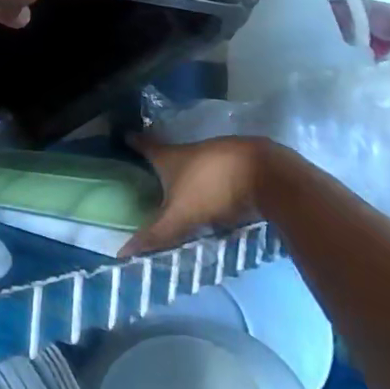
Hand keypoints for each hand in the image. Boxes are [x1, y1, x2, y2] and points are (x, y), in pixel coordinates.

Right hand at [124, 135, 274, 256]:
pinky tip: (221, 192)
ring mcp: (223, 151)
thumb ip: (155, 235)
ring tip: (188, 187)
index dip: (135, 142)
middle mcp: (195, 149)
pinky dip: (219, 177)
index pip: (147, 146)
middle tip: (156, 173)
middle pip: (175, 154)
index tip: (126, 135)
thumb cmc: (213, 190)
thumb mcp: (180, 217)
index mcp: (172, 157)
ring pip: (202, 161)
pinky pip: (225, 168)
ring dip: (194, 171)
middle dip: (166, 163)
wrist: (268, 174)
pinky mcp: (247, 158)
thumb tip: (121, 253)